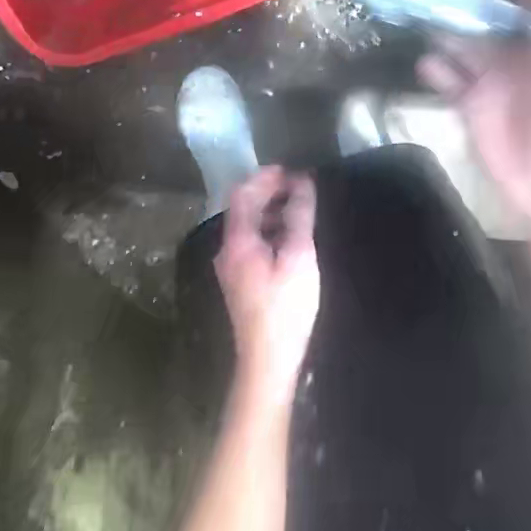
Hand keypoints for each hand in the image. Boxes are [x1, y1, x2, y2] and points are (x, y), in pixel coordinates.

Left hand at [214, 167, 319, 404]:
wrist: (268, 361)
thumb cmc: (286, 308)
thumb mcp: (299, 257)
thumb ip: (299, 216)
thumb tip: (303, 182)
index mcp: (238, 242)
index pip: (243, 195)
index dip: (265, 177)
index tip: (292, 169)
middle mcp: (227, 251)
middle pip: (242, 208)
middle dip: (269, 190)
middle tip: (299, 183)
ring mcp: (232, 267)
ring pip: (247, 224)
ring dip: (270, 208)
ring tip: (300, 203)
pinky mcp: (241, 279)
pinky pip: (252, 240)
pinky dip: (270, 227)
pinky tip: (291, 232)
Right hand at [419, 4, 530, 228]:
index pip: (530, 11)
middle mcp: (515, 57)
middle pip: (486, 21)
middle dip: (467, 3)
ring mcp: (489, 79)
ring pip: (461, 44)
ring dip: (443, 29)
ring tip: (423, 11)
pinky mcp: (468, 104)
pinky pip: (446, 79)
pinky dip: (433, 68)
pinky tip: (426, 61)